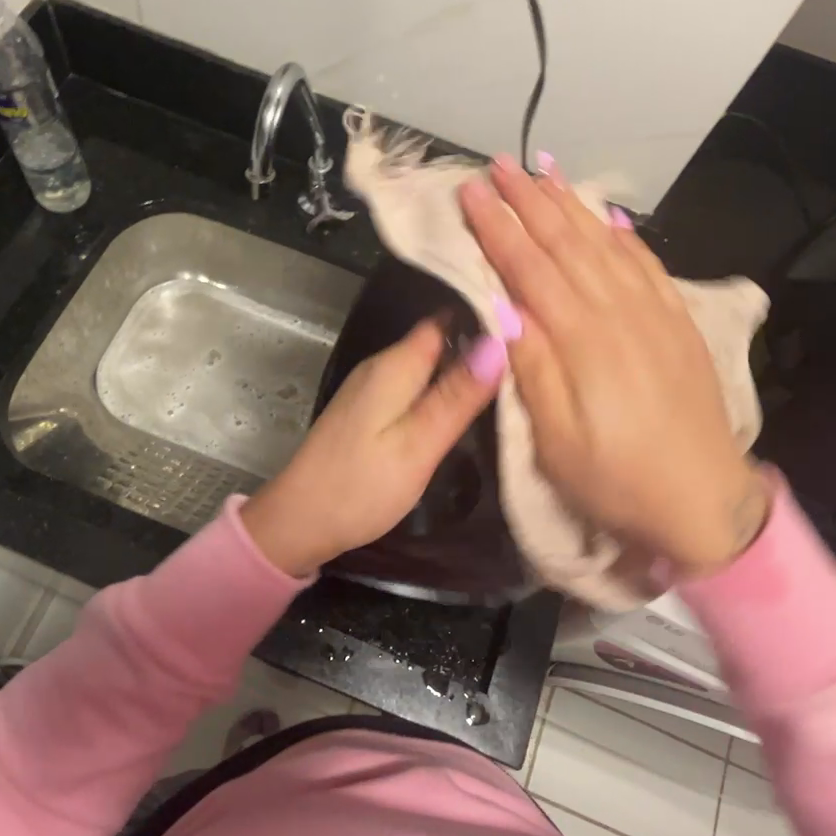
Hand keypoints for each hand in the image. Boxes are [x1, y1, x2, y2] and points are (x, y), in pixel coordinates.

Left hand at [243, 318, 504, 576]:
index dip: (484, 314)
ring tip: (515, 375)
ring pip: (428, 363)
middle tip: (533, 353)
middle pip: (438, 338)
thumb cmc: (361, 486)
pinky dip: (443, 388)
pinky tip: (469, 403)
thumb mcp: (418, 445)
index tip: (530, 321)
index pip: (445, 318)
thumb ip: (456, 397)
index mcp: (395, 365)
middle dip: (480, 341)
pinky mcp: (370, 410)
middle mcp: (382, 366)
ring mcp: (373, 388)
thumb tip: (499, 343)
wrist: (301, 521)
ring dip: (464, 366)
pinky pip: (415, 385)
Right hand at [458, 157, 768, 574]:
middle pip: (566, 243)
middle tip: (497, 164)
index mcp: (581, 339)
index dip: (496, 228)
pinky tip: (608, 216)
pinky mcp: (677, 325)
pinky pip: (647, 264)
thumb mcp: (556, 439)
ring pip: (605, 243)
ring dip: (570, 204)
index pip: (529, 268)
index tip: (469, 192)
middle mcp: (619, 312)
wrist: (703, 502)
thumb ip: (530, 366)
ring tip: (543, 170)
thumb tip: (501, 305)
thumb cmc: (615, 479)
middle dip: (528, 200)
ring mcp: (654, 314)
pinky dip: (622, 234)